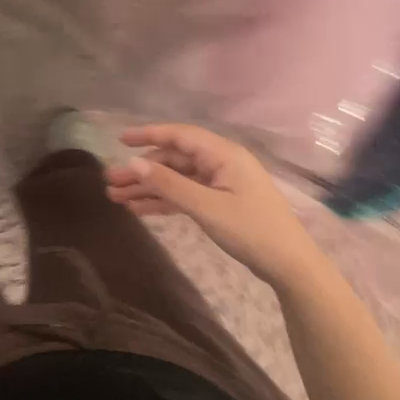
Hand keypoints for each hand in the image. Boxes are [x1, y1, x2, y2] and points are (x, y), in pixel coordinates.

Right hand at [105, 124, 323, 291]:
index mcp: (223, 155)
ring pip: (177, 179)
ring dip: (148, 187)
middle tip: (110, 181)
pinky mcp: (220, 203)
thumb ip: (169, 184)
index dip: (148, 136)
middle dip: (142, 170)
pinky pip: (185, 195)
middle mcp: (221, 163)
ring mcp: (221, 184)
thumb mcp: (206, 207)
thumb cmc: (251, 230)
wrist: (289, 264)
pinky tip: (139, 209)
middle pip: (174, 160)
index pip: (179, 136)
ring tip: (116, 198)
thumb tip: (135, 163)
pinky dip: (163, 201)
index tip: (119, 140)